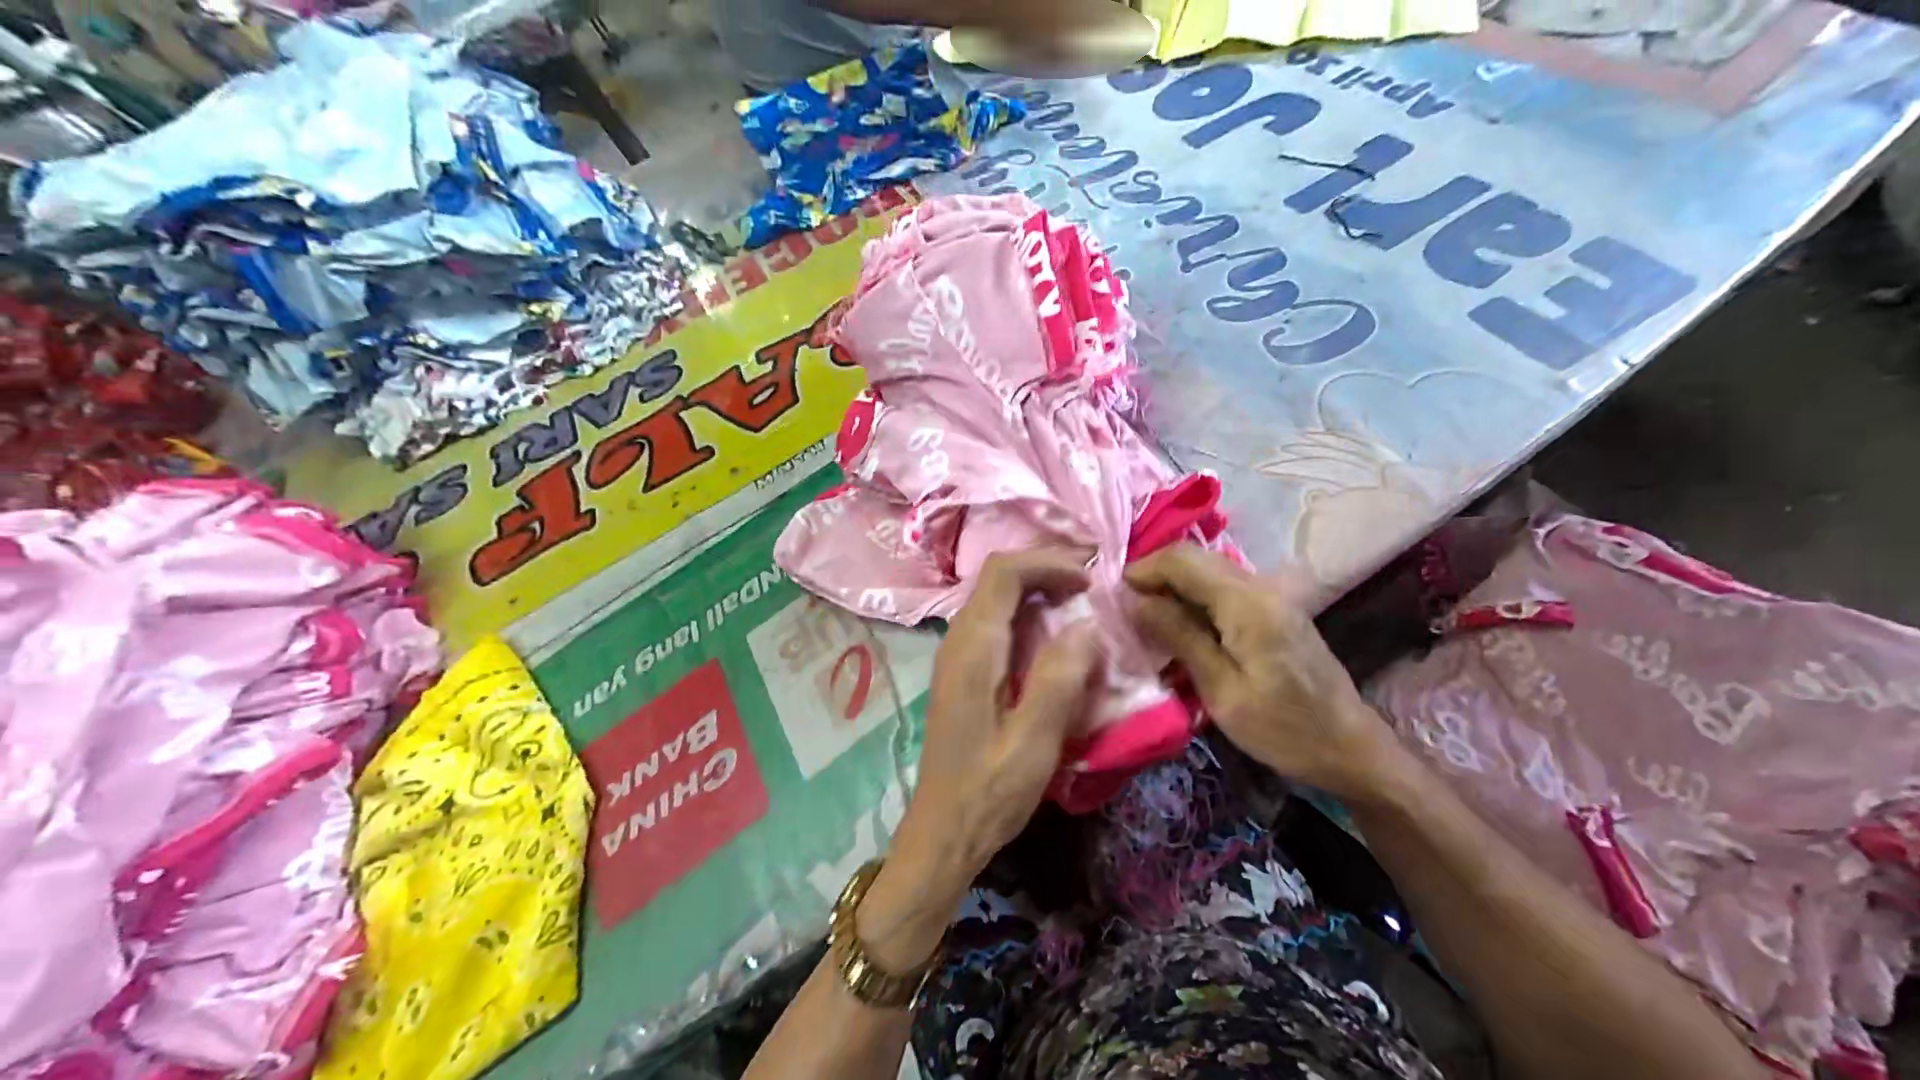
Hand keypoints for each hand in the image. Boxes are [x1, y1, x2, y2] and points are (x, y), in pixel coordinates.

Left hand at [860, 549, 1097, 971]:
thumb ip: (1059, 680)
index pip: (1003, 573)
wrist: (943, 830)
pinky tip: (1054, 638)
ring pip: (996, 599)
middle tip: (1092, 587)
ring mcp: (956, 655)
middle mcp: (958, 641)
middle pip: (998, 578)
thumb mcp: (1034, 742)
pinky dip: (1028, 615)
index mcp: (974, 649)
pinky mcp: (963, 673)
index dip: (1048, 563)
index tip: (1090, 582)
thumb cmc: (989, 791)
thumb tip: (1087, 625)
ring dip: (1037, 591)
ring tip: (1081, 605)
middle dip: (1046, 571)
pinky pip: (995, 623)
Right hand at [1125, 544, 1404, 802]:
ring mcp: (1271, 594)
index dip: (1142, 569)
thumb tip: (1134, 600)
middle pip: (1194, 557)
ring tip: (1146, 617)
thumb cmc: (1283, 729)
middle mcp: (1260, 586)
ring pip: (1208, 569)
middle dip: (1154, 575)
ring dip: (1172, 585)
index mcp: (1247, 603)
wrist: (1350, 748)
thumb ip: (1179, 637)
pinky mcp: (1274, 608)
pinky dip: (1193, 596)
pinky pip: (1223, 586)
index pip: (1182, 560)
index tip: (1113, 597)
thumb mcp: (1222, 691)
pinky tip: (1180, 624)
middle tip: (1124, 608)